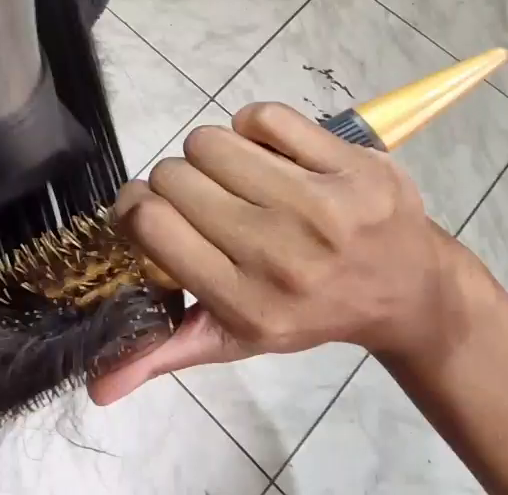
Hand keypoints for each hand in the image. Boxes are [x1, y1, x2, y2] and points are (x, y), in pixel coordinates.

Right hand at [88, 103, 479, 404]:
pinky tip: (275, 156)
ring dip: (214, 152)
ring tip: (241, 177)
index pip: (149, 221)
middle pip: (173, 174)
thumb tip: (96, 389)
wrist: (411, 292)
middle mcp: (281, 257)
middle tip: (208, 200)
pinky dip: (256, 129)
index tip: (151, 209)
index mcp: (245, 303)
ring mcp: (324, 209)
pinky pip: (261, 117)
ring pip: (210, 140)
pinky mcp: (356, 169)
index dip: (136, 204)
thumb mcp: (236, 340)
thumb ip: (164, 352)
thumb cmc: (308, 311)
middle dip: (178, 180)